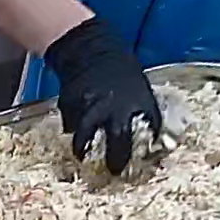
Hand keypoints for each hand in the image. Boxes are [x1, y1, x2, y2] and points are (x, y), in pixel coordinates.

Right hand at [43, 16, 161, 174]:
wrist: (87, 48)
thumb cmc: (116, 66)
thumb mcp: (137, 84)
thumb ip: (140, 107)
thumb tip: (145, 130)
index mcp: (137, 101)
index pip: (147, 130)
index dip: (145, 147)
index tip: (139, 158)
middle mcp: (115, 109)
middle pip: (118, 143)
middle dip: (116, 160)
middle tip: (114, 171)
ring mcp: (91, 109)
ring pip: (86, 139)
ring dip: (84, 149)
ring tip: (83, 155)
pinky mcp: (71, 107)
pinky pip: (71, 124)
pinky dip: (73, 126)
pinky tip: (76, 121)